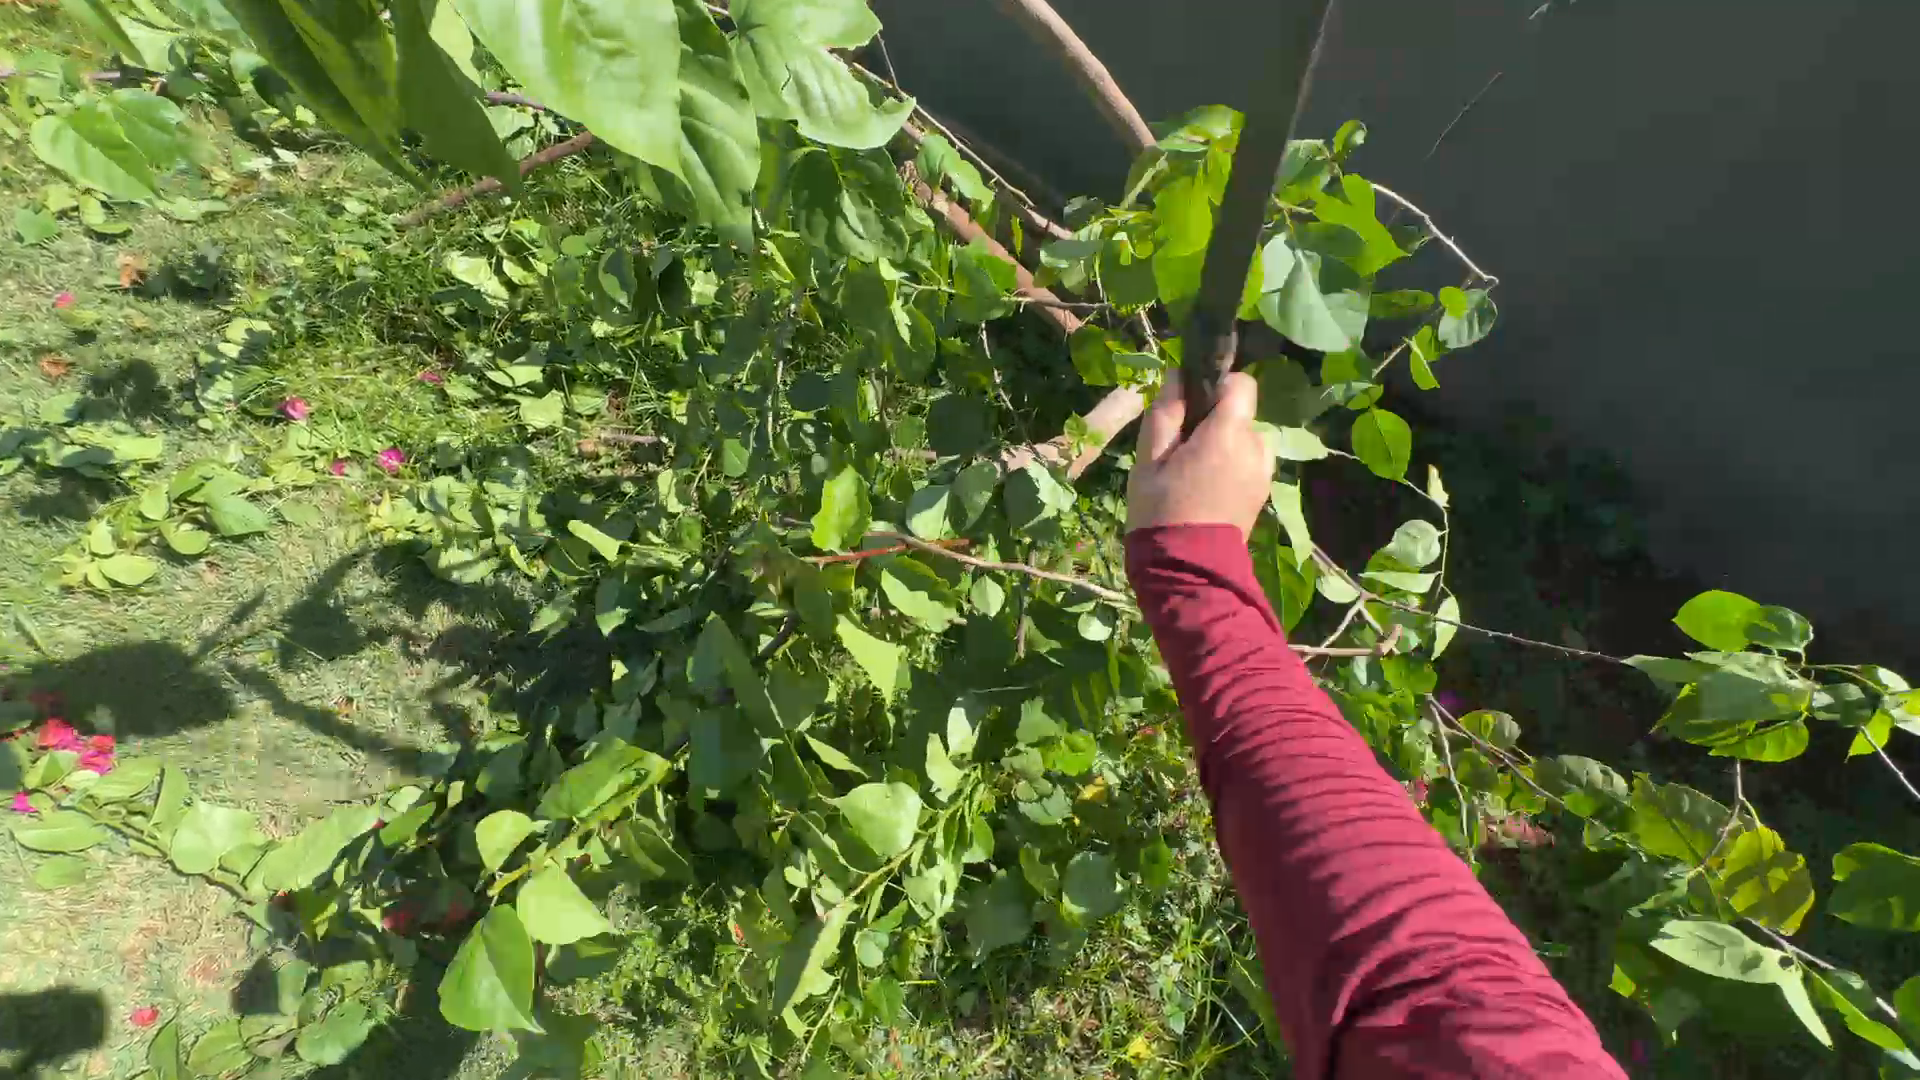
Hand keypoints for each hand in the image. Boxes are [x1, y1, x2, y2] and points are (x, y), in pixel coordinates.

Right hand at [1126, 372, 1272, 536]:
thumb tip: (1178, 375)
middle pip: (1240, 413)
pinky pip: (1248, 462)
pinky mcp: (1262, 491)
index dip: (1216, 386)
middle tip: (1180, 451)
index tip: (1190, 405)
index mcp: (1229, 435)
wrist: (1186, 569)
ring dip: (1223, 445)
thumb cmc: (1160, 511)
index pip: (1241, 383)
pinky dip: (1230, 465)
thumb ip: (1164, 413)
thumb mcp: (1148, 460)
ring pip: (1244, 438)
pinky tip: (1205, 489)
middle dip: (1214, 422)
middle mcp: (1257, 447)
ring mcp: (1264, 472)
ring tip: (1192, 473)